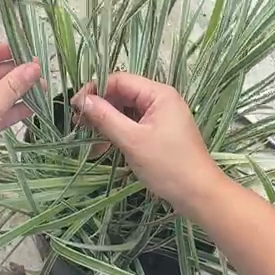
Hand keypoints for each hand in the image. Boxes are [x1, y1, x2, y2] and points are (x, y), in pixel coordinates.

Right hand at [72, 73, 230, 213]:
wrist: (199, 194)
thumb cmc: (167, 165)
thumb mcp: (132, 141)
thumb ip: (106, 117)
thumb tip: (82, 100)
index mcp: (159, 94)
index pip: (120, 80)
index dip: (95, 90)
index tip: (75, 107)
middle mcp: (161, 99)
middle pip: (123, 94)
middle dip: (100, 106)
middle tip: (78, 123)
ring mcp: (162, 116)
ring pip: (127, 110)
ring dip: (107, 121)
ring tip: (88, 135)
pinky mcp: (161, 132)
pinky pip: (135, 124)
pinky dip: (119, 132)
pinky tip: (104, 145)